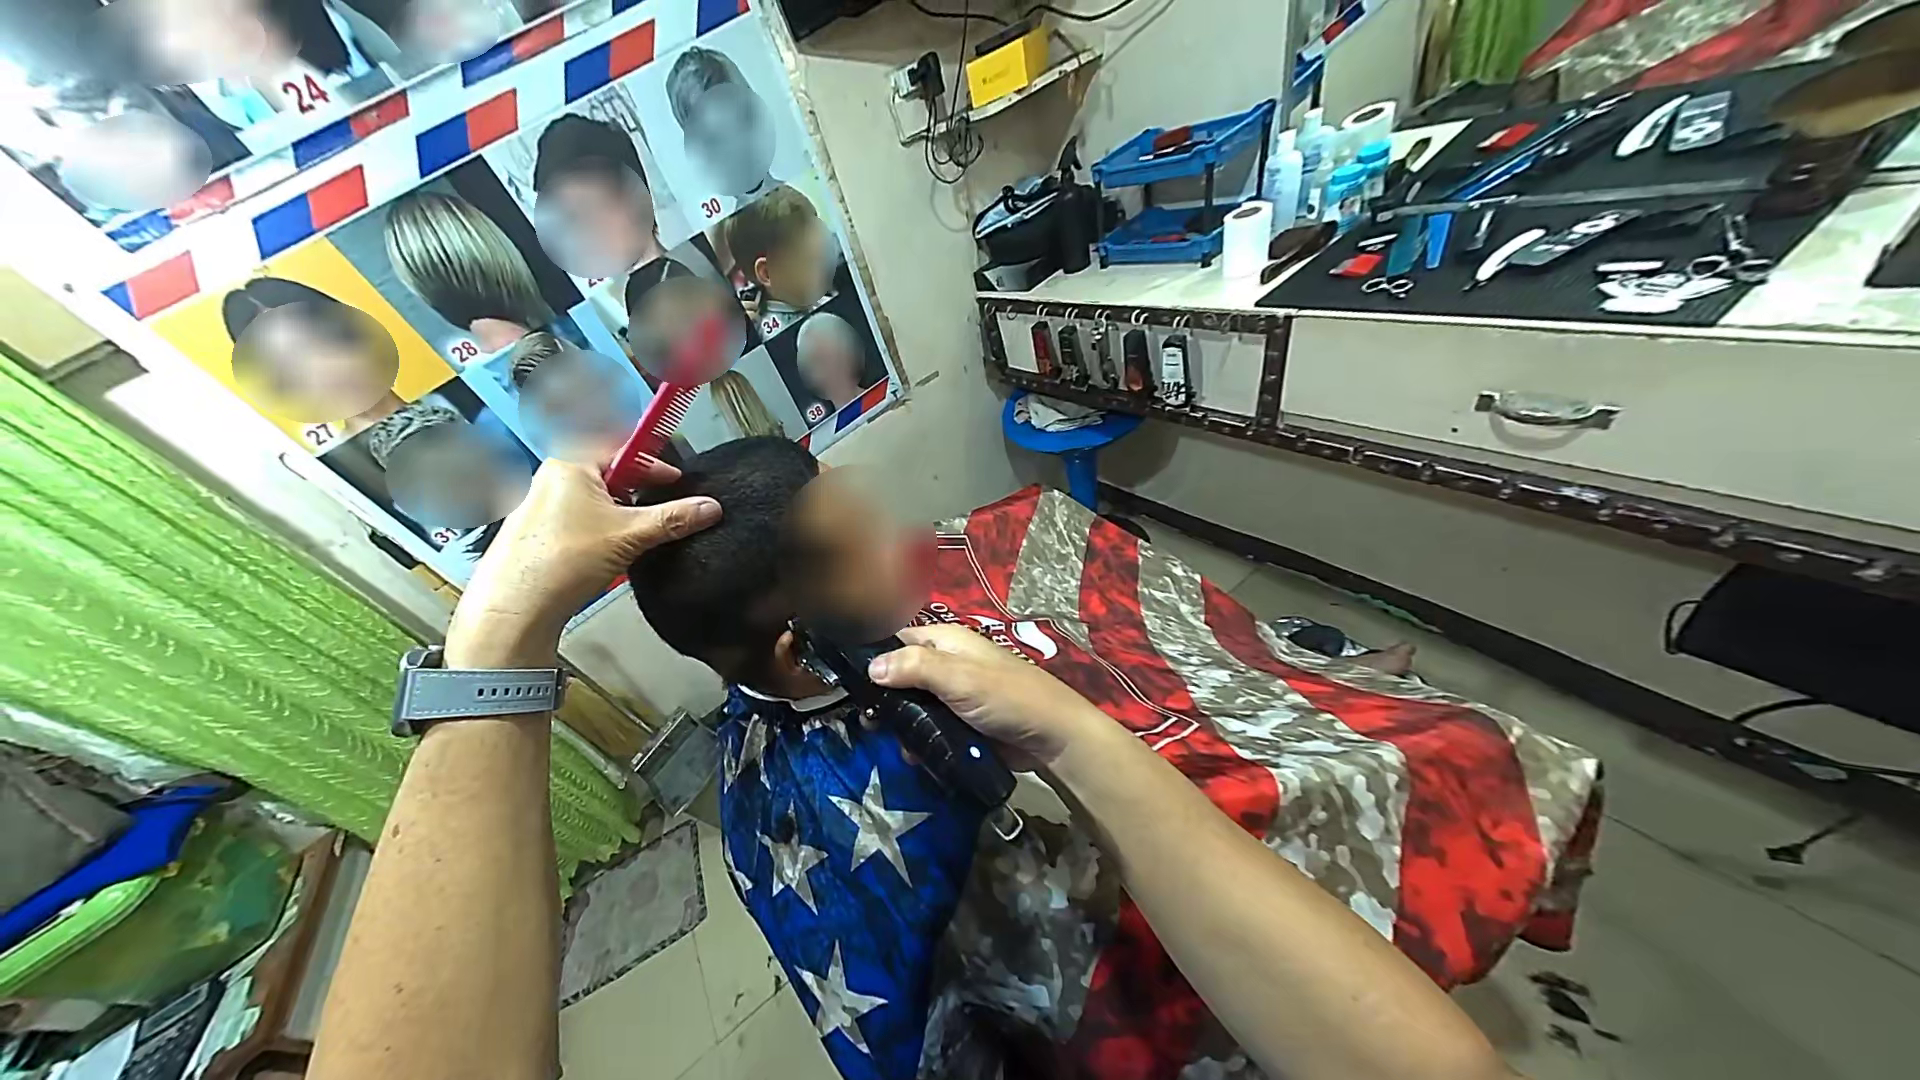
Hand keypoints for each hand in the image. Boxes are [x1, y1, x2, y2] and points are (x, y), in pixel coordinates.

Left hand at [445, 457, 719, 667]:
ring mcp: (538, 507)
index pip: (622, 451)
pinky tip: (610, 552)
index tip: (676, 480)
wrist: (516, 607)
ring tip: (637, 536)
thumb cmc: (564, 560)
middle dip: (638, 492)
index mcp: (570, 467)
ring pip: (595, 500)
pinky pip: (579, 520)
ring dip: (621, 514)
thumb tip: (711, 507)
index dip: (653, 465)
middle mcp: (550, 480)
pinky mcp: (536, 534)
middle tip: (661, 511)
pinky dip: (601, 530)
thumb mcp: (632, 535)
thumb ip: (675, 518)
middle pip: (608, 476)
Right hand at [866, 624, 1110, 769]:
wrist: (1051, 737)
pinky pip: (929, 727)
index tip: (850, 685)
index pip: (897, 639)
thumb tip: (871, 667)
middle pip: (900, 676)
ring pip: (912, 706)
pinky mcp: (959, 722)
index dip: (873, 657)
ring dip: (903, 725)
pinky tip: (915, 755)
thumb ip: (915, 668)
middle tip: (871, 724)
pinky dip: (920, 740)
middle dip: (886, 700)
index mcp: (945, 640)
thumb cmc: (1007, 697)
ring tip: (899, 744)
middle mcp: (945, 663)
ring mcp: (952, 694)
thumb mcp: (959, 677)